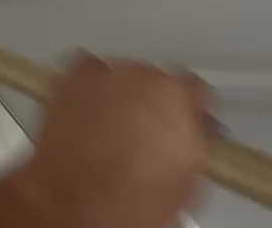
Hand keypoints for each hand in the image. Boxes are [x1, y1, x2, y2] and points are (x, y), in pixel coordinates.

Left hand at [8, 55, 210, 227]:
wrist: (80, 200)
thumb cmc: (136, 200)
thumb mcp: (187, 182)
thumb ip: (192, 149)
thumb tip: (187, 142)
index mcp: (178, 100)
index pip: (197, 90)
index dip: (194, 110)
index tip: (191, 124)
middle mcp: (142, 76)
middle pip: (157, 81)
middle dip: (156, 104)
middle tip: (149, 132)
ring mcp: (105, 71)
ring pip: (123, 75)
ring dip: (124, 95)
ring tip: (115, 126)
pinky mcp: (74, 75)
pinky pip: (91, 72)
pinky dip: (93, 87)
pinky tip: (92, 111)